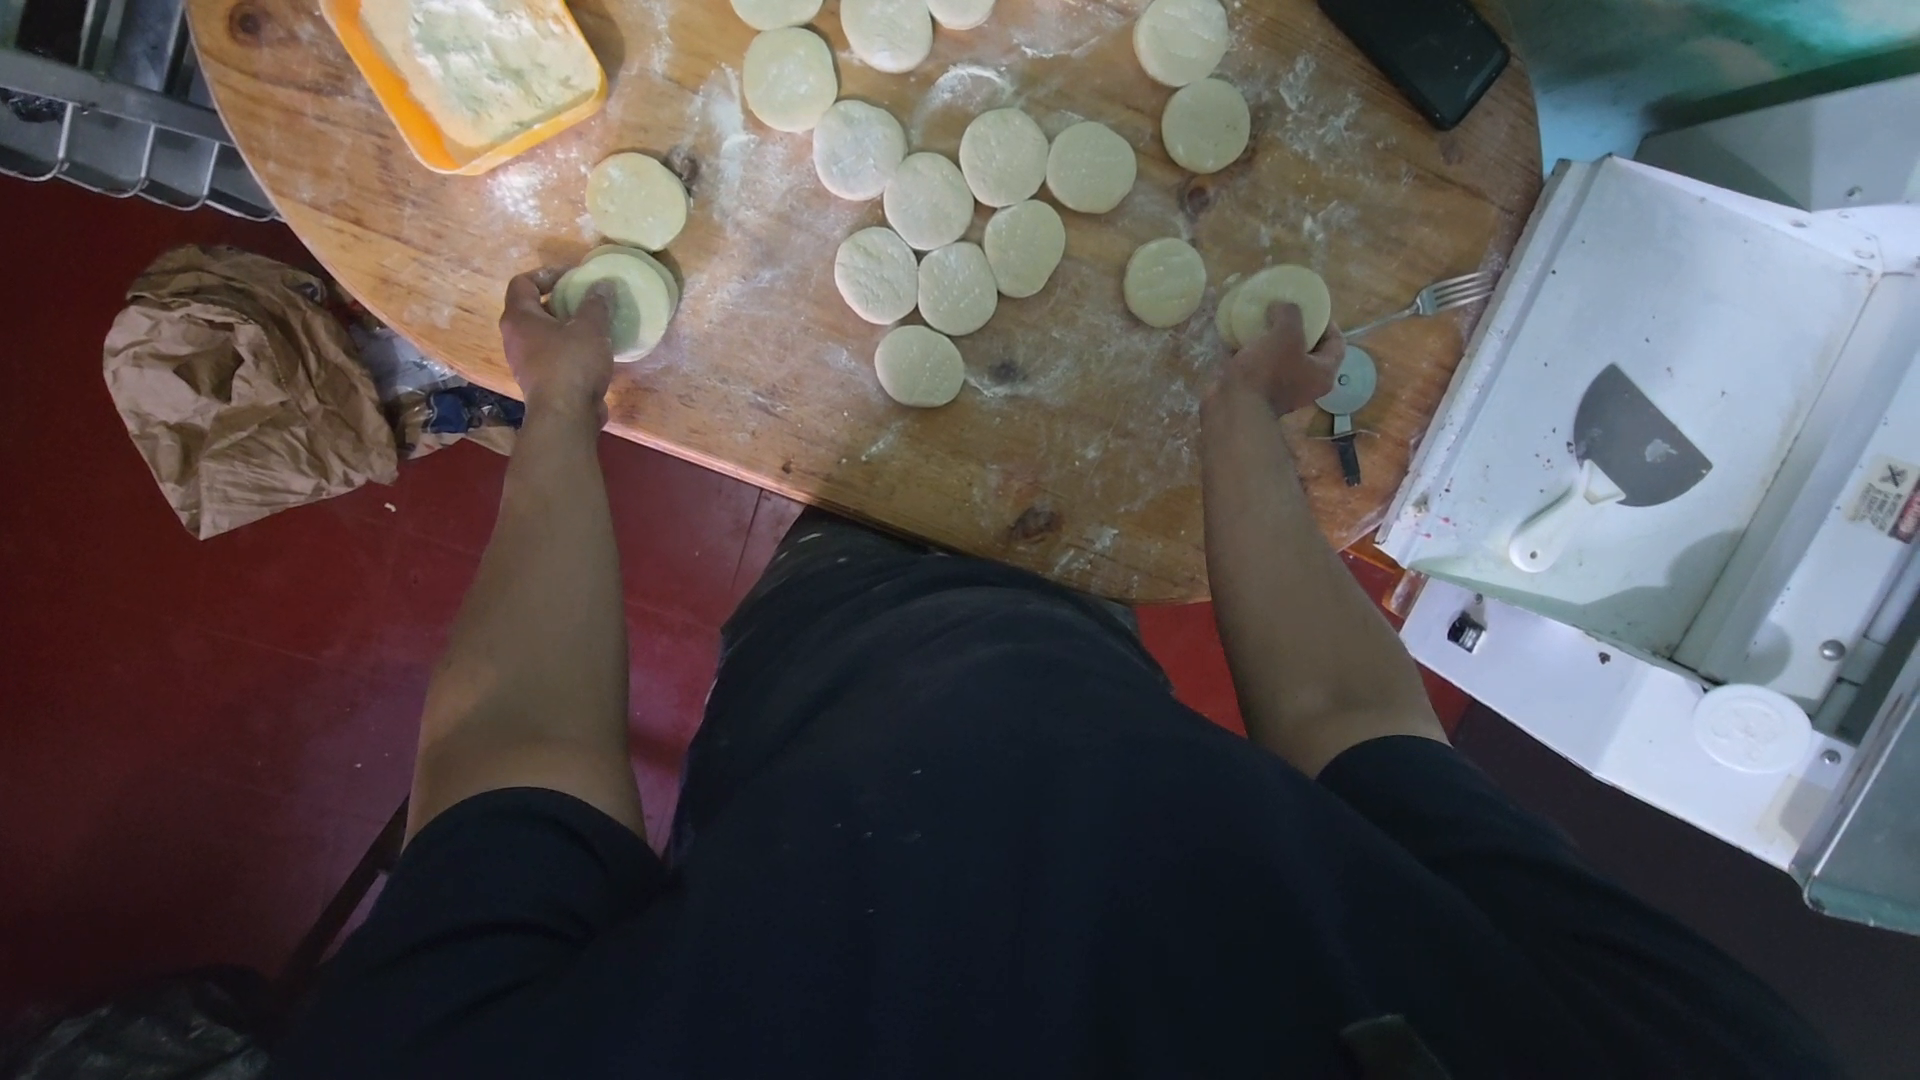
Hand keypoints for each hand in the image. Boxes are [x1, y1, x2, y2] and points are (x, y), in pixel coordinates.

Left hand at [499, 267, 616, 423]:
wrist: (566, 415)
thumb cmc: (572, 364)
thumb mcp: (590, 328)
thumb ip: (596, 304)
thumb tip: (603, 285)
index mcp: (519, 317)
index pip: (522, 282)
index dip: (546, 274)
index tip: (573, 277)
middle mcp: (515, 337)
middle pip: (533, 309)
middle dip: (559, 302)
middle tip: (586, 301)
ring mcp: (525, 362)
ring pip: (543, 335)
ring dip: (565, 328)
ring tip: (593, 328)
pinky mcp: (541, 381)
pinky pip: (553, 356)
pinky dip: (569, 350)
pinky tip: (592, 354)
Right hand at [1214, 302, 1345, 417]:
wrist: (1234, 407)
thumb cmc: (1268, 371)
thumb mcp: (1285, 333)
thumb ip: (1289, 314)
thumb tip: (1281, 306)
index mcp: (1323, 373)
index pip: (1337, 343)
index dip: (1327, 323)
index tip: (1311, 309)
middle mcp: (1306, 385)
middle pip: (1308, 351)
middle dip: (1297, 331)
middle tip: (1285, 314)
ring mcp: (1280, 391)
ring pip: (1281, 359)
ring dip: (1272, 341)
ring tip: (1261, 323)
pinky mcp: (1257, 393)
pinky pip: (1259, 367)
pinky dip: (1252, 353)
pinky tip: (1240, 339)